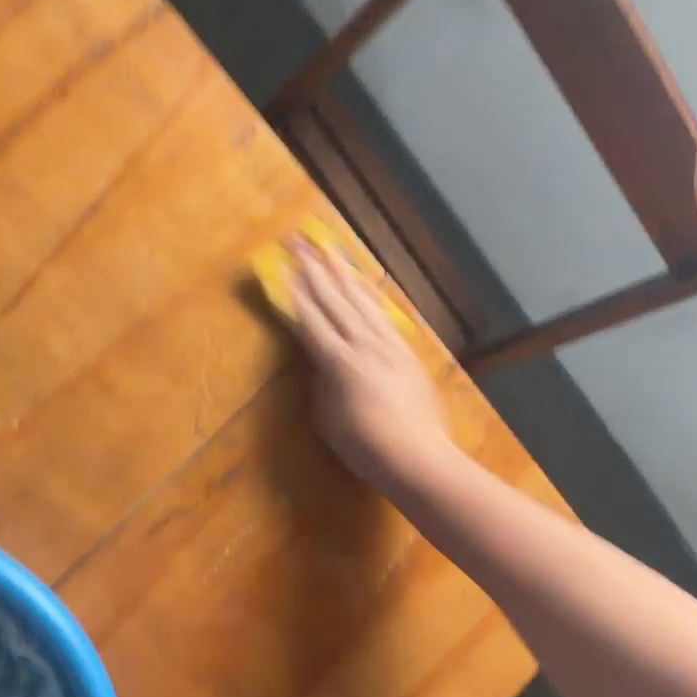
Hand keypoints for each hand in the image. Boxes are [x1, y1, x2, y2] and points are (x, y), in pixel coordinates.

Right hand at [283, 238, 455, 485]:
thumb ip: (321, 382)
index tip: (279, 266)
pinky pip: (383, 314)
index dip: (292, 291)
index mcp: (337, 361)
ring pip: (361, 300)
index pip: (308, 318)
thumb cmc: (364, 446)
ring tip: (330, 248)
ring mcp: (388, 344)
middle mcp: (363, 343)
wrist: (417, 455)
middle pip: (334, 299)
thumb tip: (322, 360)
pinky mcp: (405, 351)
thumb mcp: (327, 417)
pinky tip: (364, 283)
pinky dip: (370, 294)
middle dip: (314, 268)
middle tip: (299, 241)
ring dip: (343, 272)